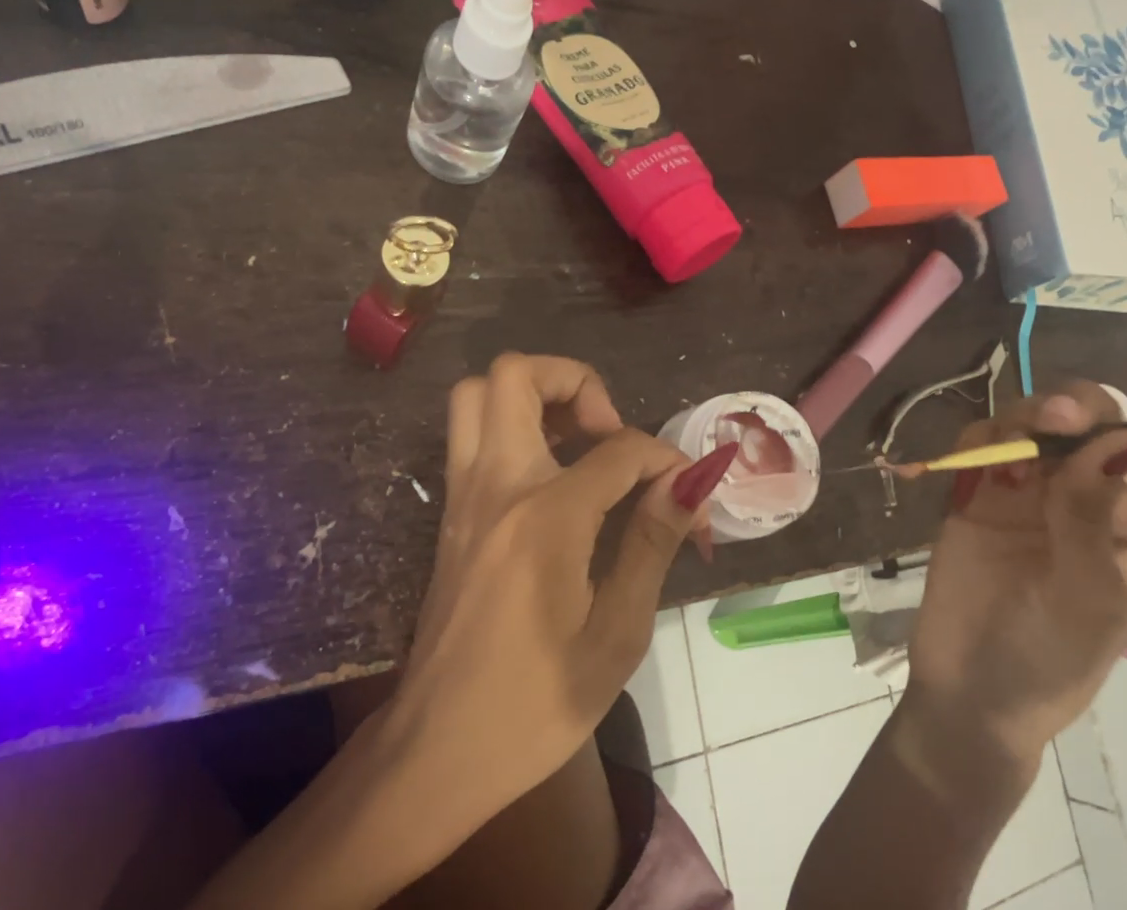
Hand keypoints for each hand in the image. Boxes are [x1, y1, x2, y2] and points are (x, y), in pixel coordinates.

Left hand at [389, 354, 703, 813]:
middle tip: (609, 434)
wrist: (437, 750)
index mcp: (546, 518)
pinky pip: (470, 439)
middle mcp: (495, 487)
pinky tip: (552, 480)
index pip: (620, 448)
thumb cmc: (536, 705)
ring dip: (532, 397)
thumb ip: (651, 544)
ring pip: (477, 396)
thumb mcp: (616, 634)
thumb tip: (689, 484)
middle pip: (515, 375)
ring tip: (579, 444)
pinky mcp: (449, 519)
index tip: (690, 496)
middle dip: (574, 381)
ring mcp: (462, 499)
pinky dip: (511, 429)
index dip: (668, 461)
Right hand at [907, 367, 1126, 755]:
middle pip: (1099, 427)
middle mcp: (1092, 502)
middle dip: (1088, 408)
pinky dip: (985, 437)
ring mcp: (1031, 497)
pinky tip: (981, 455)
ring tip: (1023, 431)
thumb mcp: (1093, 599)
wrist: (971, 689)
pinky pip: (985, 447)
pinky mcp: (978, 498)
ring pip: (1040, 427)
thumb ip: (1096, 520)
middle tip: (1062, 415)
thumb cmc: (1053, 658)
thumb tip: (1098, 445)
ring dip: (1034, 414)